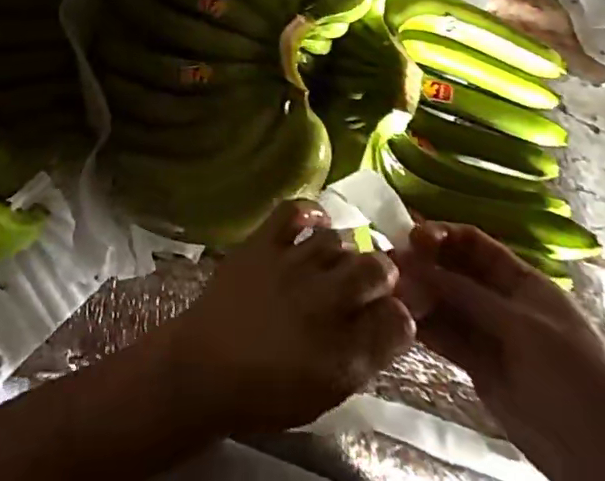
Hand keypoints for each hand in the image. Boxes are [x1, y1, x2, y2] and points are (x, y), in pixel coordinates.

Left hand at [157, 200, 415, 434]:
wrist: (203, 369)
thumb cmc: (266, 392)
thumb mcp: (327, 390)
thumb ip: (365, 355)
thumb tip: (391, 322)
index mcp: (345, 351)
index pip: (399, 320)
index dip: (401, 315)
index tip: (392, 316)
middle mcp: (325, 301)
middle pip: (377, 270)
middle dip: (384, 276)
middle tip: (369, 284)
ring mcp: (292, 266)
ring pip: (340, 241)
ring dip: (346, 251)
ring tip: (337, 262)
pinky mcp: (262, 243)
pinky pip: (295, 212)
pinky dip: (310, 212)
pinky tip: (316, 222)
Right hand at [392, 222, 604, 480]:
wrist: (602, 456)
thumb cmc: (575, 376)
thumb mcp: (523, 327)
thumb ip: (468, 295)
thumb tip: (415, 262)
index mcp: (523, 281)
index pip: (475, 245)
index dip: (443, 235)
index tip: (410, 235)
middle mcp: (501, 300)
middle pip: (455, 271)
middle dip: (423, 264)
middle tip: (385, 263)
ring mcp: (488, 334)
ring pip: (445, 304)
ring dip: (417, 295)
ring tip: (384, 291)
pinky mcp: (477, 365)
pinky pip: (445, 337)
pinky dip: (422, 327)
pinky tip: (397, 319)